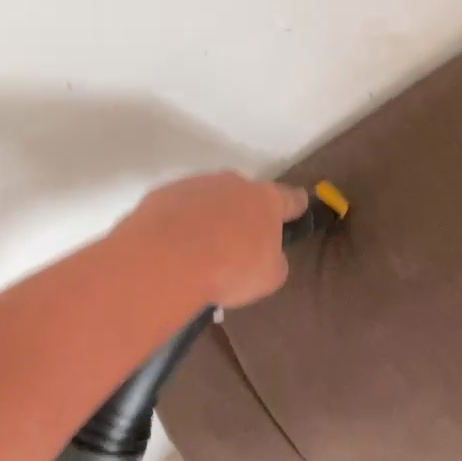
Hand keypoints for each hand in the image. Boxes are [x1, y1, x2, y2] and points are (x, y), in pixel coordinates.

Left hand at [115, 171, 306, 307]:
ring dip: (212, 220)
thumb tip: (266, 255)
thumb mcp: (269, 276)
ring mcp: (194, 185)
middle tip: (240, 244)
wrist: (168, 261)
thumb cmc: (231, 269)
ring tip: (203, 252)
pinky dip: (182, 226)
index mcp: (266, 200)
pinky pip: (180, 211)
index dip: (296, 205)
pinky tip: (178, 250)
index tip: (299, 206)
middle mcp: (232, 184)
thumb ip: (274, 261)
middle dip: (245, 215)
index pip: (290, 198)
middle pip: (245, 196)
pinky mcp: (161, 195)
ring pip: (210, 201)